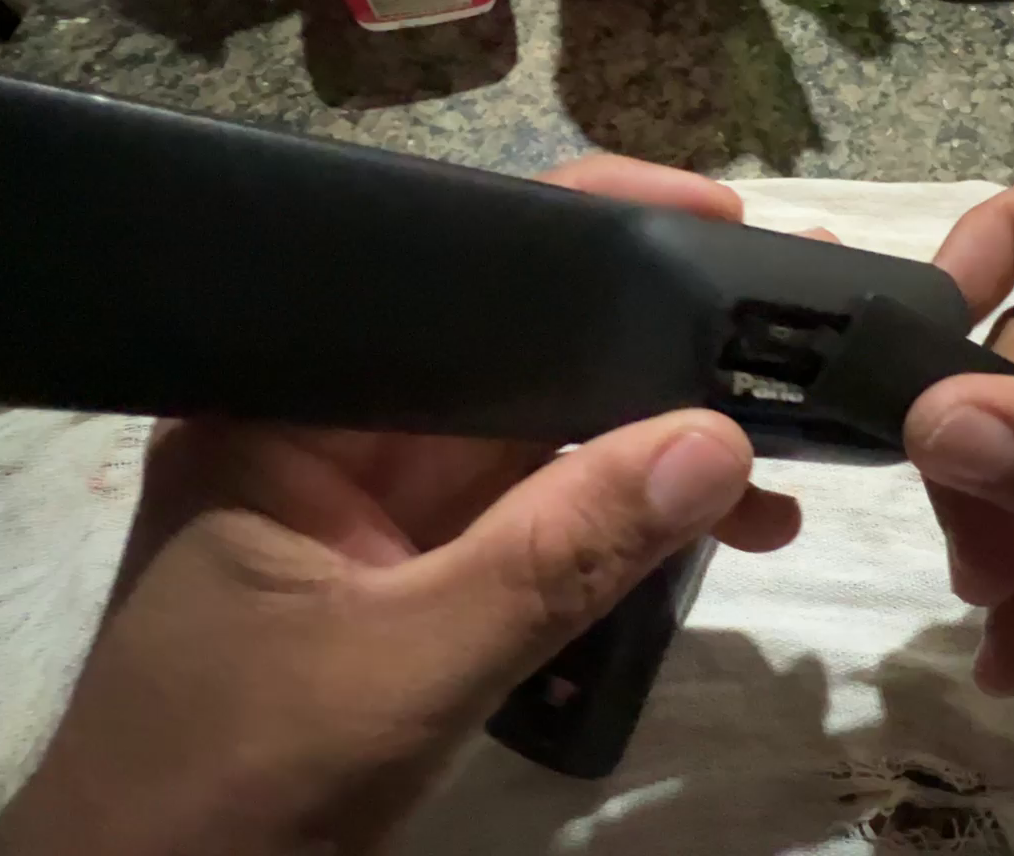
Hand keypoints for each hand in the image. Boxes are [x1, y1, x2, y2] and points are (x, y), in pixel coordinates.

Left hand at [0, 156, 799, 855]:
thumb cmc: (229, 791)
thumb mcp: (403, 666)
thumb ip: (557, 559)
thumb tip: (717, 446)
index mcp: (308, 397)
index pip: (461, 276)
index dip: (591, 235)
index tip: (714, 221)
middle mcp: (366, 419)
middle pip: (535, 345)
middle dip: (659, 340)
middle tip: (778, 325)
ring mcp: (416, 489)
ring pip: (565, 429)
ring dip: (669, 439)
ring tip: (783, 449)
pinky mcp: (455, 551)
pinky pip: (569, 505)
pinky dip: (644, 513)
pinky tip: (729, 526)